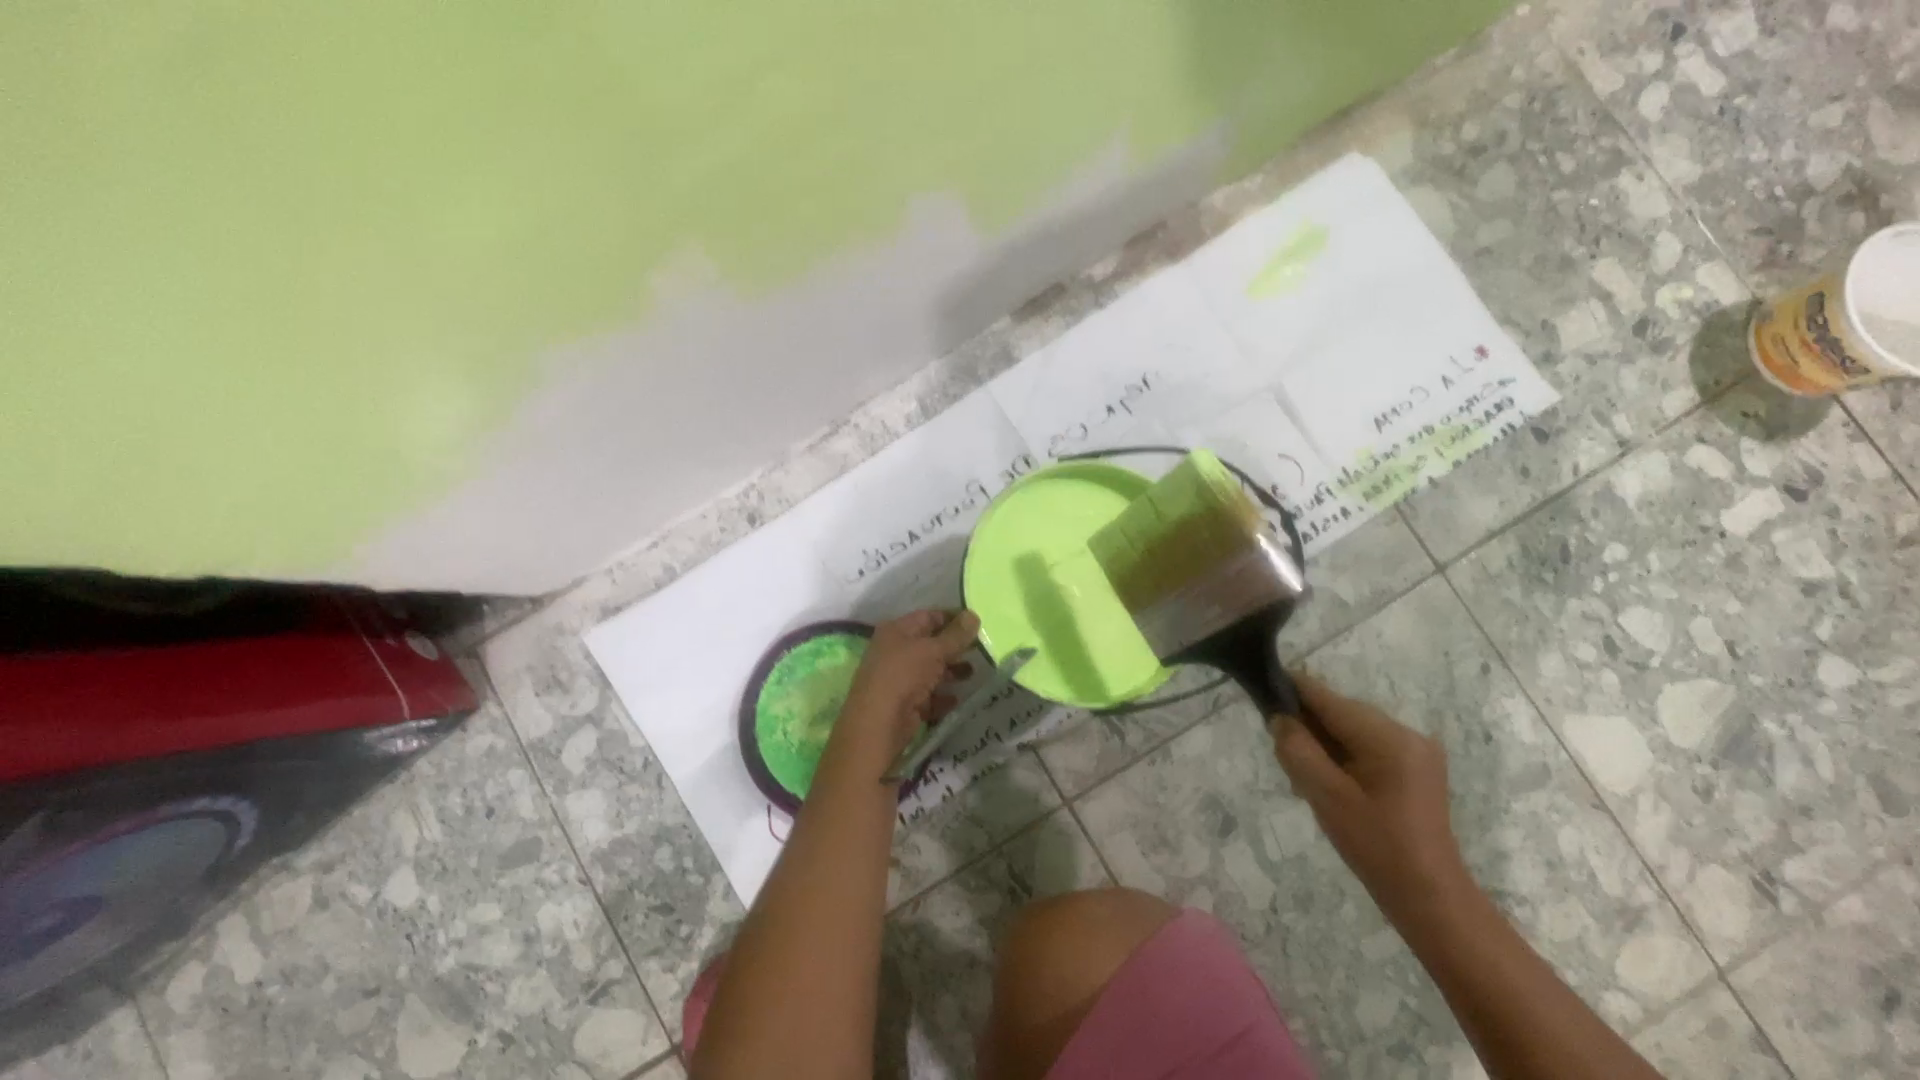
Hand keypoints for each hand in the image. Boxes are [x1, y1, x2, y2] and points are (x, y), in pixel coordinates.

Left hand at [827, 610, 979, 773]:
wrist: (878, 722)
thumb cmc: (903, 675)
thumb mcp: (933, 650)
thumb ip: (955, 635)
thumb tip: (973, 615)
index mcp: (897, 631)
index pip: (928, 617)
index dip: (952, 619)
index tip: (976, 624)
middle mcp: (895, 652)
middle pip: (930, 645)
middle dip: (954, 648)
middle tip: (981, 650)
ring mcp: (899, 679)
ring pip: (931, 671)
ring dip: (951, 672)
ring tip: (971, 674)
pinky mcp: (905, 704)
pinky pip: (929, 696)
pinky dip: (942, 697)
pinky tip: (956, 700)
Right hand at [1270, 672, 1469, 919]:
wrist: (1428, 894)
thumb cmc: (1375, 846)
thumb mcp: (1327, 797)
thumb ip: (1298, 751)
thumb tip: (1279, 717)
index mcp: (1389, 737)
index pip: (1330, 700)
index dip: (1294, 690)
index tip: (1263, 688)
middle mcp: (1408, 733)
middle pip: (1343, 714)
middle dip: (1309, 728)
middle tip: (1281, 754)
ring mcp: (1417, 751)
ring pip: (1354, 732)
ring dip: (1325, 746)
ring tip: (1305, 779)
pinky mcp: (1417, 769)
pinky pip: (1370, 749)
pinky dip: (1344, 759)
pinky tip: (1331, 785)